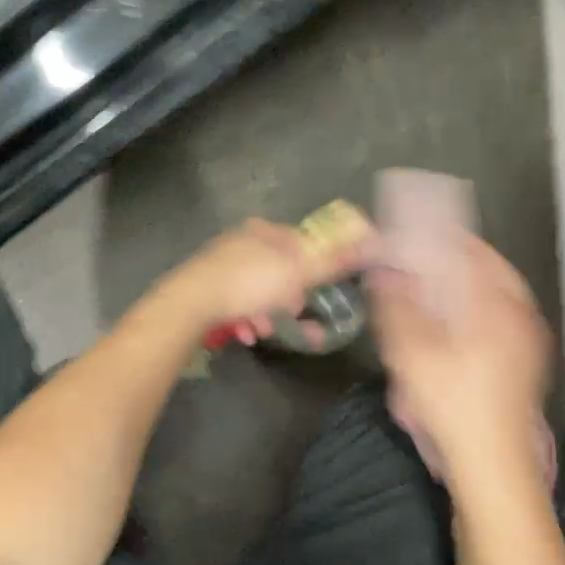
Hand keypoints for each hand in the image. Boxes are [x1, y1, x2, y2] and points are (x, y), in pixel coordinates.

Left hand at [156, 217, 372, 344]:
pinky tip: (244, 334)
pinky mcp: (201, 289)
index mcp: (262, 230)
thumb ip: (334, 259)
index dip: (312, 267)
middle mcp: (238, 241)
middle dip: (287, 295)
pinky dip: (242, 318)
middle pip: (275, 268)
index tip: (315, 290)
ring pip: (252, 289)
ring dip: (265, 312)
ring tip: (265, 330)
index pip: (298, 241)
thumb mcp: (297, 272)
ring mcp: (216, 265)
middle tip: (293, 314)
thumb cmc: (248, 284)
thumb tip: (374, 240)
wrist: (190, 304)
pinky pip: (231, 303)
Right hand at [368, 229, 550, 474]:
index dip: (438, 235)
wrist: (493, 462)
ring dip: (463, 285)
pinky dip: (473, 309)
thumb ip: (398, 308)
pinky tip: (451, 326)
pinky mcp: (525, 361)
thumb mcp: (413, 355)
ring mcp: (528, 338)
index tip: (409, 231)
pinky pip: (499, 318)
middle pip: (486, 270)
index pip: (469, 250)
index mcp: (497, 303)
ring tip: (430, 288)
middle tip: (417, 259)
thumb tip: (385, 272)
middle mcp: (520, 312)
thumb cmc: (452, 405)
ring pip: (494, 295)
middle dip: (452, 260)